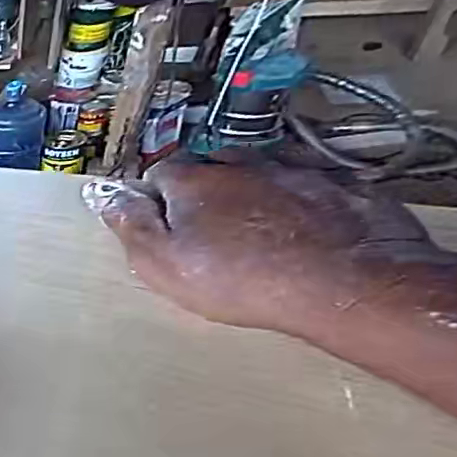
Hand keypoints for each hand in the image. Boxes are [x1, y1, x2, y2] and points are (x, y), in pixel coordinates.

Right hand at [83, 160, 440, 334]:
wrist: (352, 290)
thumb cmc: (237, 278)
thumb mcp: (158, 259)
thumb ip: (128, 222)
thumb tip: (101, 191)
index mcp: (194, 180)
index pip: (161, 172)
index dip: (157, 195)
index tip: (161, 220)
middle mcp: (247, 166)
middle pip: (215, 166)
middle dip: (208, 187)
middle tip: (209, 223)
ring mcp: (305, 174)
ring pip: (268, 173)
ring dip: (258, 191)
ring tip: (260, 226)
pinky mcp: (356, 191)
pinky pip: (320, 189)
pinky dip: (309, 203)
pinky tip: (311, 230)